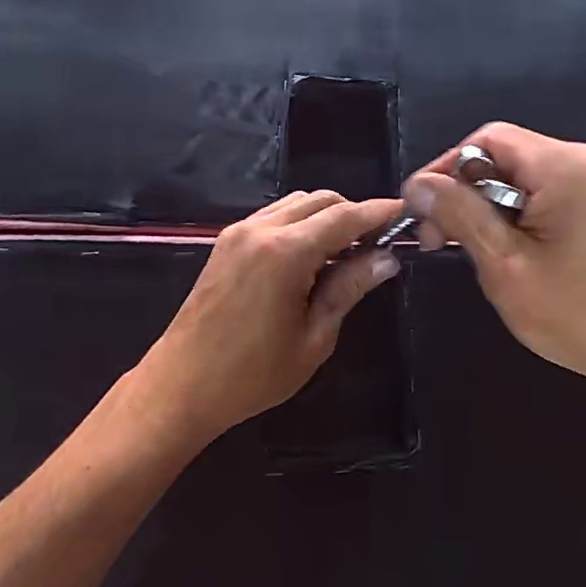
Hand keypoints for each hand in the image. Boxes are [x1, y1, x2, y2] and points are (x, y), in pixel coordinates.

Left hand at [130, 190, 401, 444]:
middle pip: (322, 200)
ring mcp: (240, 232)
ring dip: (326, 216)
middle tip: (376, 245)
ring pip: (297, 203)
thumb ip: (350, 288)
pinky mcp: (227, 241)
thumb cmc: (252, 374)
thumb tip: (387, 259)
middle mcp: (262, 230)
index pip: (346, 217)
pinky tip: (310, 257)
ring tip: (344, 253)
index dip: (379, 212)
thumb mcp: (314, 338)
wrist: (181, 386)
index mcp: (286, 252)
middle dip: (354, 214)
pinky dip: (300, 223)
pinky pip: (275, 215)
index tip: (404, 212)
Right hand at [402, 123, 585, 419]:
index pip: (487, 141)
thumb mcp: (510, 270)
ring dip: (506, 210)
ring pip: (539, 178)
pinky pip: (568, 193)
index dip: (445, 172)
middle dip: (475, 196)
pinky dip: (540, 216)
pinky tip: (538, 259)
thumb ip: (462, 216)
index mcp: (570, 165)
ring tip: (496, 260)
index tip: (425, 219)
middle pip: (514, 157)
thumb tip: (419, 183)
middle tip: (453, 247)